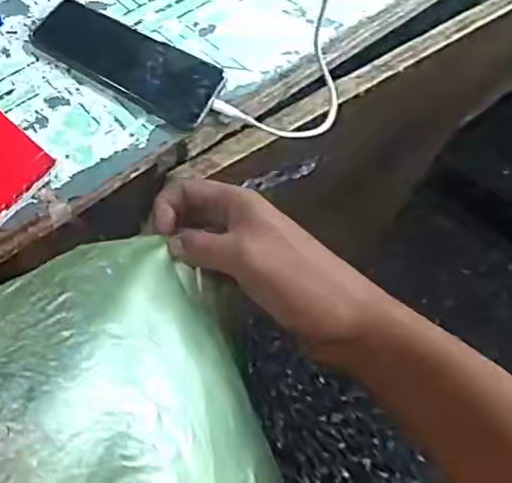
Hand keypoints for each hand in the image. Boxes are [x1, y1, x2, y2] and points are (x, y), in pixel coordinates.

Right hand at [152, 179, 398, 365]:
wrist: (354, 324)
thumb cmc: (297, 280)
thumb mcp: (242, 256)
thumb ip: (199, 245)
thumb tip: (169, 244)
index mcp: (237, 202)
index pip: (184, 187)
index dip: (165, 205)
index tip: (158, 236)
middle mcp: (239, 217)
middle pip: (190, 210)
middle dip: (170, 227)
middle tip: (158, 255)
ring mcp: (247, 244)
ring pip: (201, 237)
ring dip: (184, 251)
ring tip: (172, 273)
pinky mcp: (253, 271)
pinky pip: (215, 262)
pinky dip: (201, 269)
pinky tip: (196, 286)